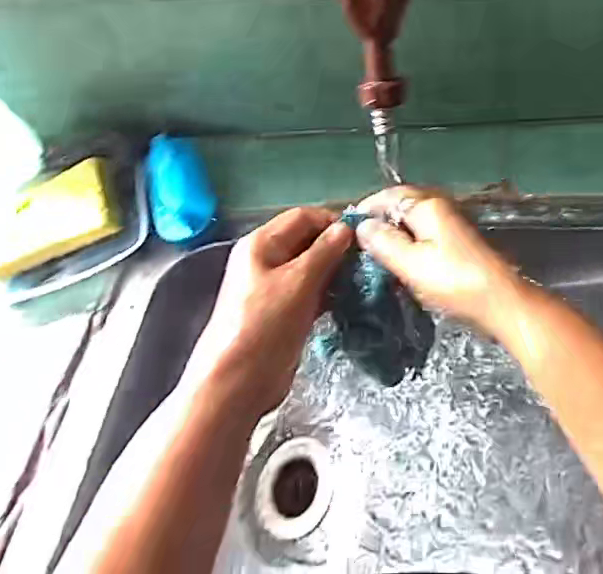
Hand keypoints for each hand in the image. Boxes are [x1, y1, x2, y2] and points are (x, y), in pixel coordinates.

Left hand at [183, 206, 354, 421]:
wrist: (234, 386)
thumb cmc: (264, 326)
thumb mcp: (298, 282)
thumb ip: (325, 251)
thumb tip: (346, 227)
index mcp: (261, 243)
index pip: (303, 216)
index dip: (332, 221)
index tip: (363, 234)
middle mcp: (265, 259)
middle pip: (307, 240)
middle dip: (336, 246)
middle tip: (368, 258)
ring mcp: (272, 287)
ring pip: (310, 267)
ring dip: (335, 270)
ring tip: (364, 277)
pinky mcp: (281, 312)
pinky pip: (309, 291)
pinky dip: (328, 291)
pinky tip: (349, 298)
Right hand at [354, 186, 531, 336]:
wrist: (501, 301)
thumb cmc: (454, 281)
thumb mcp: (411, 264)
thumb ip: (384, 242)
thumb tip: (362, 225)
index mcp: (427, 205)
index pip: (388, 196)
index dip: (366, 209)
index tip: (347, 227)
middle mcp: (439, 205)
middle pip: (402, 204)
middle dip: (379, 218)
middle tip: (358, 242)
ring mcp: (450, 221)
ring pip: (413, 219)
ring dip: (394, 230)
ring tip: (374, 252)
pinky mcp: (457, 240)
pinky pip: (424, 231)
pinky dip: (409, 240)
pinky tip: (400, 260)